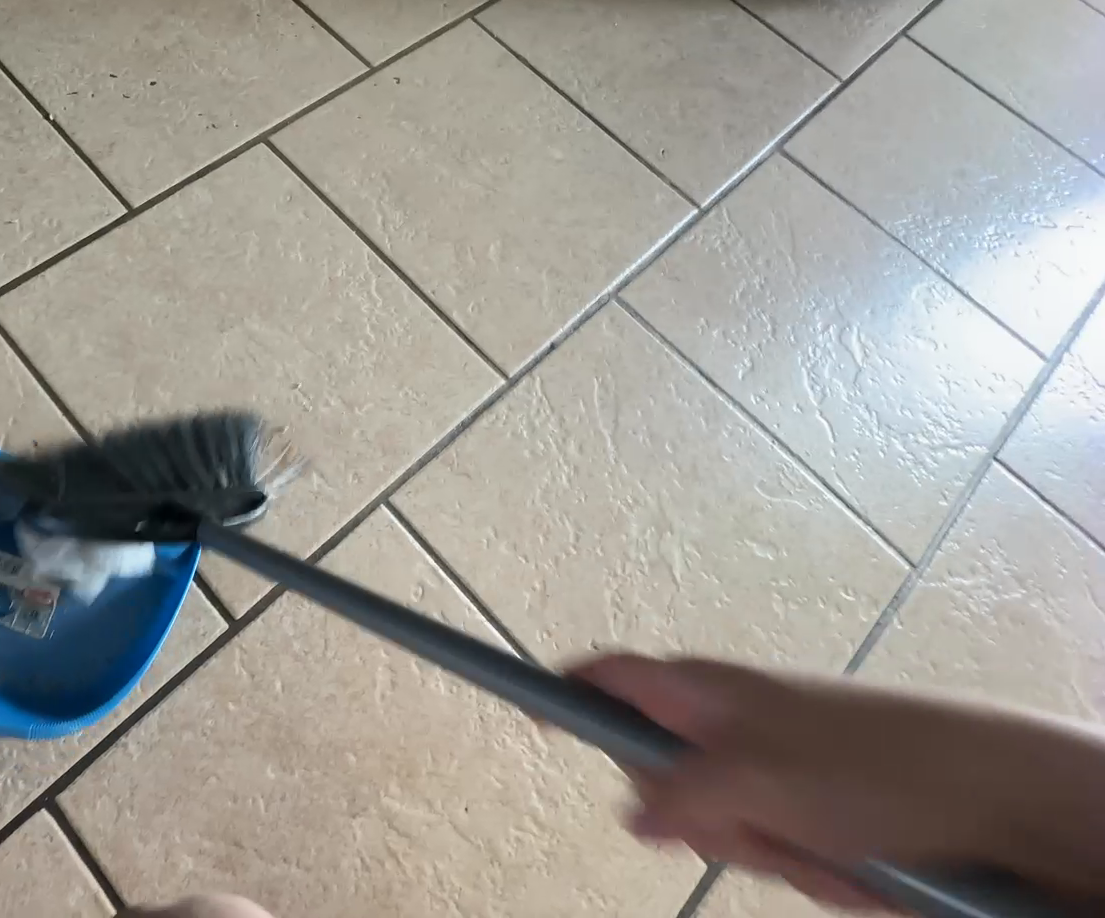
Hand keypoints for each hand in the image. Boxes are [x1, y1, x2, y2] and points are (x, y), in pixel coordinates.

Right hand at [573, 654, 1104, 909]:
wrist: (999, 796)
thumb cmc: (857, 768)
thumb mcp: (753, 785)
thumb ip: (678, 796)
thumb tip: (629, 814)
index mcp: (691, 690)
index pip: (600, 676)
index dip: (559, 691)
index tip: (536, 723)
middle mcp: (715, 714)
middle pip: (652, 763)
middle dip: (691, 813)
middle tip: (743, 831)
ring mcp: (759, 753)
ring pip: (711, 808)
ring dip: (753, 843)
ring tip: (812, 848)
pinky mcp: (800, 790)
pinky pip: (764, 830)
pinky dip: (794, 855)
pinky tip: (839, 859)